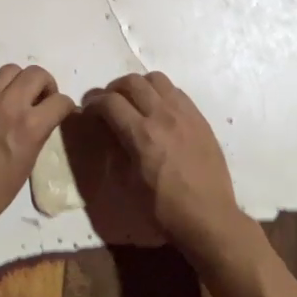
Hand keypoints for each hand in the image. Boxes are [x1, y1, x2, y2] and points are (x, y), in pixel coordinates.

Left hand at [0, 64, 75, 236]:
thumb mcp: (27, 162)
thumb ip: (37, 132)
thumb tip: (42, 117)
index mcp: (29, 125)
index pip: (59, 100)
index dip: (64, 106)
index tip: (60, 110)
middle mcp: (6, 104)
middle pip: (35, 73)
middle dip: (44, 84)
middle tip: (39, 99)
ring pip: (8, 70)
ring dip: (17, 83)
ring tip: (12, 99)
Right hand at [84, 72, 244, 253]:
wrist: (208, 217)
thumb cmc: (163, 208)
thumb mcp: (128, 183)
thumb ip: (115, 150)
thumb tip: (106, 131)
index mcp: (142, 135)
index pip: (109, 101)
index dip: (93, 103)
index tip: (88, 112)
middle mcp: (163, 116)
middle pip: (131, 81)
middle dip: (113, 89)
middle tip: (109, 104)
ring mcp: (184, 114)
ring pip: (156, 79)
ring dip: (139, 86)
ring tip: (134, 102)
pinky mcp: (200, 118)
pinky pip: (176, 91)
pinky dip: (161, 93)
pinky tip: (159, 111)